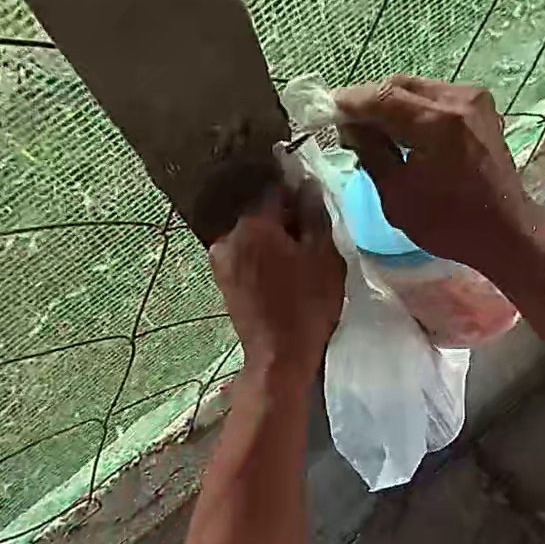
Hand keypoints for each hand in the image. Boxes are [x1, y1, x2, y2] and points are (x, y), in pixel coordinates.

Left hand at [208, 180, 344, 388]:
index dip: (300, 193)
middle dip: (284, 219)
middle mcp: (228, 236)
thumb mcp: (324, 257)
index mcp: (253, 224)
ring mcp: (221, 260)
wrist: (278, 357)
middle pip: (261, 214)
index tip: (316, 205)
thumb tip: (308, 186)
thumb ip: (315, 215)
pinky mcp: (222, 281)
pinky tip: (279, 273)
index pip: (277, 189)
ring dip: (272, 240)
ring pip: (252, 236)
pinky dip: (261, 258)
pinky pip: (245, 256)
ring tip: (296, 259)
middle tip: (310, 236)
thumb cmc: (307, 306)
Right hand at [333, 75, 541, 274]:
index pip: (381, 97)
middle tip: (346, 126)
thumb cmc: (447, 223)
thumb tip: (350, 126)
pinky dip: (413, 109)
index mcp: (437, 122)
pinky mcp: (481, 108)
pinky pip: (436, 97)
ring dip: (391, 105)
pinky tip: (401, 132)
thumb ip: (372, 152)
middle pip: (400, 85)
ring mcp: (474, 99)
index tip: (326, 110)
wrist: (503, 231)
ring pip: (418, 89)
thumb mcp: (397, 194)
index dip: (350, 102)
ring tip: (371, 131)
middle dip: (369, 102)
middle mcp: (458, 99)